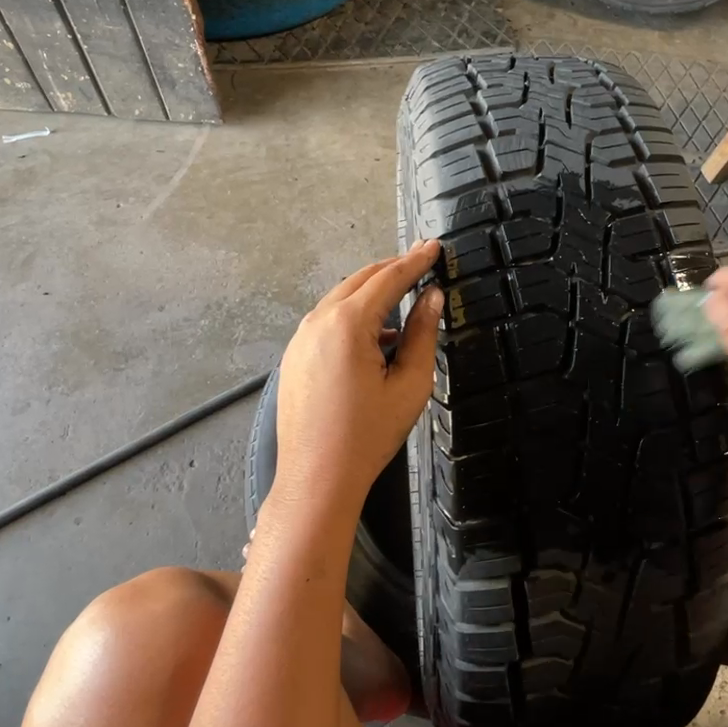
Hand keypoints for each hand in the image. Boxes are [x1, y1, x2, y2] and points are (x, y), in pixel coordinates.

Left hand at [272, 241, 443, 518]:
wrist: (317, 479)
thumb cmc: (366, 437)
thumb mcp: (409, 384)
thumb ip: (423, 334)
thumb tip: (432, 298)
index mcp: (347, 324)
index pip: (388, 279)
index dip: (415, 261)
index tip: (433, 247)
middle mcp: (317, 323)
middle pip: (360, 280)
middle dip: (392, 269)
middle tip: (421, 262)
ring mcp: (300, 340)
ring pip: (341, 299)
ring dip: (371, 292)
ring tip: (403, 297)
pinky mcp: (294, 358)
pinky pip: (326, 322)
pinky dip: (352, 316)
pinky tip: (375, 336)